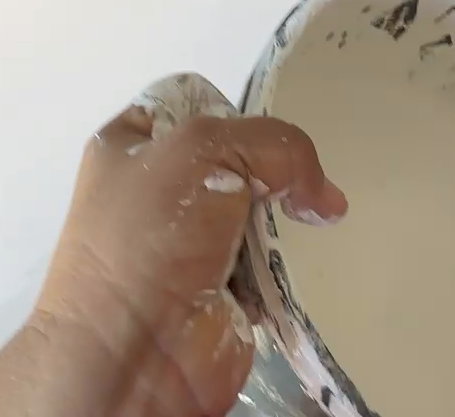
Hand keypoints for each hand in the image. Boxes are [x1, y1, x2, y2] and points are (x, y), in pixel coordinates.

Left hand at [0, 78, 347, 416]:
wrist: (130, 354)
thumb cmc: (149, 234)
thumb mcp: (204, 150)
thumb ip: (275, 146)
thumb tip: (324, 196)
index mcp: (131, 142)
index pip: (193, 101)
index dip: (230, 107)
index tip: (261, 129)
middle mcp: (157, 185)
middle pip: (235, 154)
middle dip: (269, 166)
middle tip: (296, 178)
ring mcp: (188, 239)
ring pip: (256, 206)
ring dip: (283, 215)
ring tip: (308, 217)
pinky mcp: (220, 285)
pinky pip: (267, 259)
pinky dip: (286, 260)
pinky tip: (298, 258)